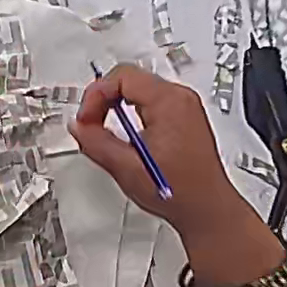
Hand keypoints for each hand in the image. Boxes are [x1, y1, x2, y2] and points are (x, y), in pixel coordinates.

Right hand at [69, 64, 283, 286]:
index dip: (96, 96)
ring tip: (104, 131)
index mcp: (169, 102)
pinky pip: (151, 102)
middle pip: (130, 78)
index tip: (86, 119)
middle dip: (103, 99)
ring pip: (139, 89)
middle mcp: (181, 98)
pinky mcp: (184, 117)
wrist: (207, 208)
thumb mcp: (127, 168)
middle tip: (90, 123)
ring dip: (116, 106)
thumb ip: (96, 143)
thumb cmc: (180, 191)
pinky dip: (131, 113)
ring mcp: (185, 106)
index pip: (122, 77)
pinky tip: (125, 135)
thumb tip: (79, 127)